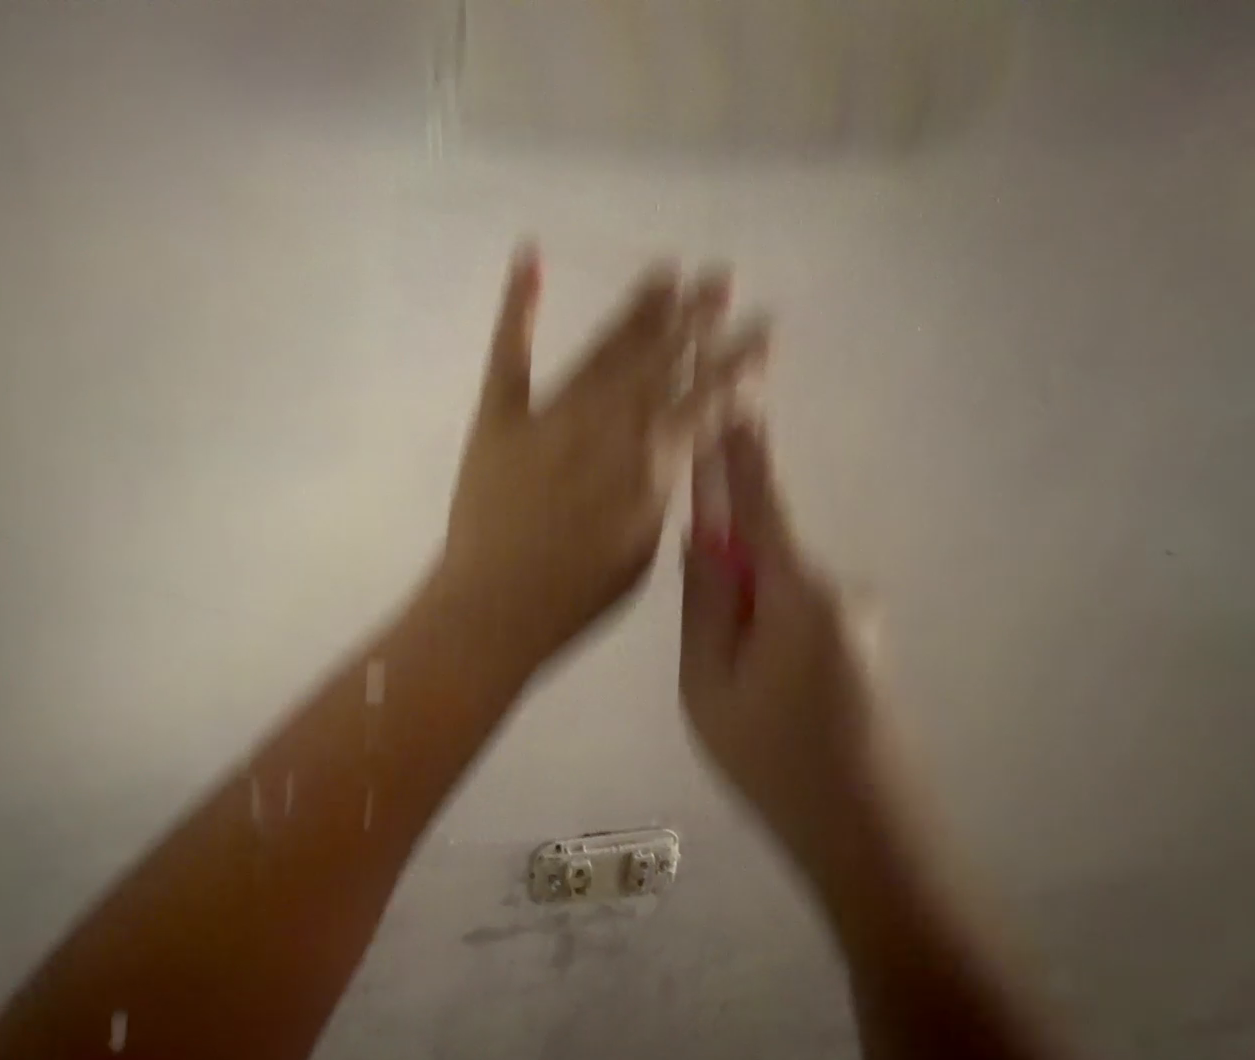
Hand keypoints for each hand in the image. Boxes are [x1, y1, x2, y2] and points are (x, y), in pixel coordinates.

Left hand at [437, 244, 767, 670]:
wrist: (493, 607)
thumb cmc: (576, 596)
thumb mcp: (642, 548)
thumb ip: (661, 488)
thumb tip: (674, 445)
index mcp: (650, 460)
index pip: (705, 398)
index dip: (736, 362)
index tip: (761, 330)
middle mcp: (607, 424)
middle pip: (660, 360)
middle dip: (695, 318)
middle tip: (720, 277)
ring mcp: (550, 415)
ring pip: (604, 350)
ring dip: (638, 309)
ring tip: (666, 272)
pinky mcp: (498, 416)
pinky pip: (508, 353)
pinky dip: (517, 306)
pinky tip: (529, 258)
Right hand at [680, 424, 890, 867]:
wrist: (873, 841)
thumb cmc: (775, 762)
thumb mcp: (707, 684)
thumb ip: (704, 601)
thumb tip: (700, 534)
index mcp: (797, 589)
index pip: (759, 498)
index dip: (739, 447)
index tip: (730, 392)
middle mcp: (836, 589)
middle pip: (763, 551)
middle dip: (724, 568)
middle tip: (702, 644)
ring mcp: (855, 619)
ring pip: (776, 592)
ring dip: (743, 615)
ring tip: (733, 693)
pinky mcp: (860, 646)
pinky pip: (797, 616)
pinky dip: (766, 633)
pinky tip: (762, 694)